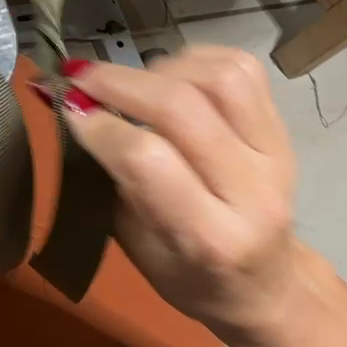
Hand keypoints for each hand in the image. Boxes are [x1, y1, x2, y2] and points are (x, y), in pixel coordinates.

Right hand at [59, 48, 309, 346]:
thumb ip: (103, 171)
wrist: (264, 287)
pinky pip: (240, 68)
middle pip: (181, 108)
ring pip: (216, 79)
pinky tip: (170, 77)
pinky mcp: (283, 130)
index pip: (147, 159)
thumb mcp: (131, 239)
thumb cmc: (183, 270)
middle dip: (116, 82)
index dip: (98, 125)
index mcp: (210, 239)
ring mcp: (276, 157)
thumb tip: (64, 101)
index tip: (66, 107)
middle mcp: (253, 195)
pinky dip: (195, 60)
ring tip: (132, 83)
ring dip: (159, 69)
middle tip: (79, 78)